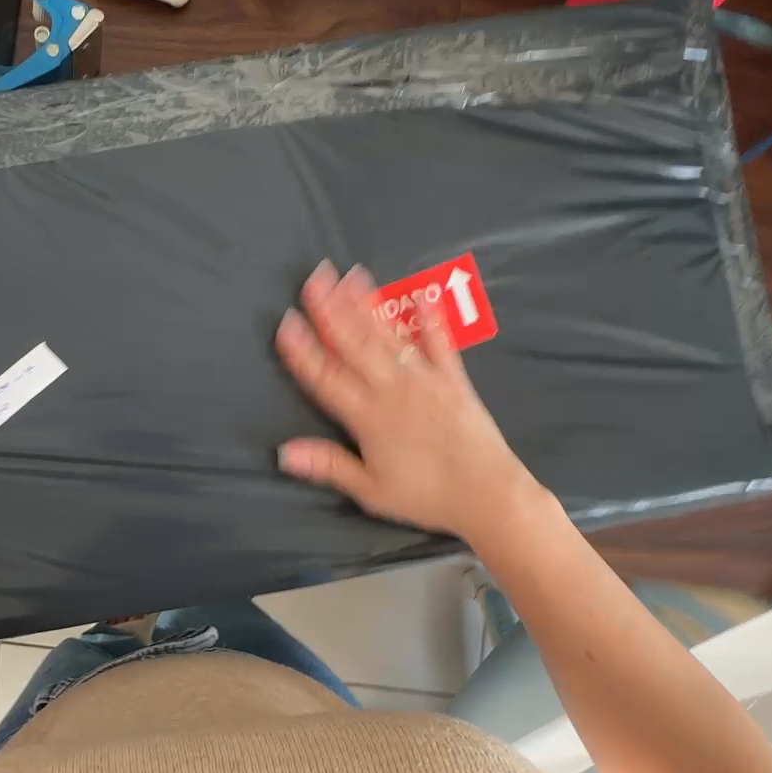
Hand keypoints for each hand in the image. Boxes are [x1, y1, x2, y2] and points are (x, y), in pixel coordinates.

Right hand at [274, 260, 538, 536]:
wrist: (488, 494)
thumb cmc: (425, 497)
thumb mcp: (370, 490)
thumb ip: (328, 466)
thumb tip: (283, 452)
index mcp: (367, 417)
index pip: (326, 378)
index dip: (304, 350)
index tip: (287, 322)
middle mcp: (392, 390)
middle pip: (355, 344)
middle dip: (332, 310)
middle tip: (315, 277)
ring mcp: (424, 380)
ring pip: (388, 336)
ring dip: (368, 305)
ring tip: (352, 275)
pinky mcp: (454, 380)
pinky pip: (439, 343)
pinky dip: (430, 318)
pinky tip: (421, 294)